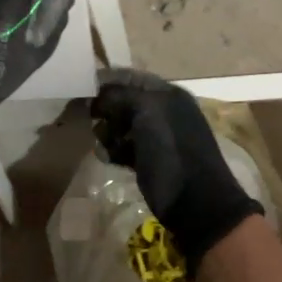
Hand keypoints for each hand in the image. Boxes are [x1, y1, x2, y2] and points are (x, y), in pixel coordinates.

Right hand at [92, 70, 264, 268]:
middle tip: (93, 119)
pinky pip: (124, 147)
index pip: (129, 77)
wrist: (196, 204)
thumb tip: (98, 98)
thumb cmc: (171, 149)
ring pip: (122, 124)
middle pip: (124, 100)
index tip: (86, 91)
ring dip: (108, 131)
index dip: (107, 81)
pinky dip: (113, 150)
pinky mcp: (150, 160)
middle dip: (106, 109)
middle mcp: (162, 111)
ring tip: (104, 142)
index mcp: (167, 94)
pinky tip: (107, 157)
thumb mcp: (145, 111)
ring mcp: (157, 137)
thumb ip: (119, 95)